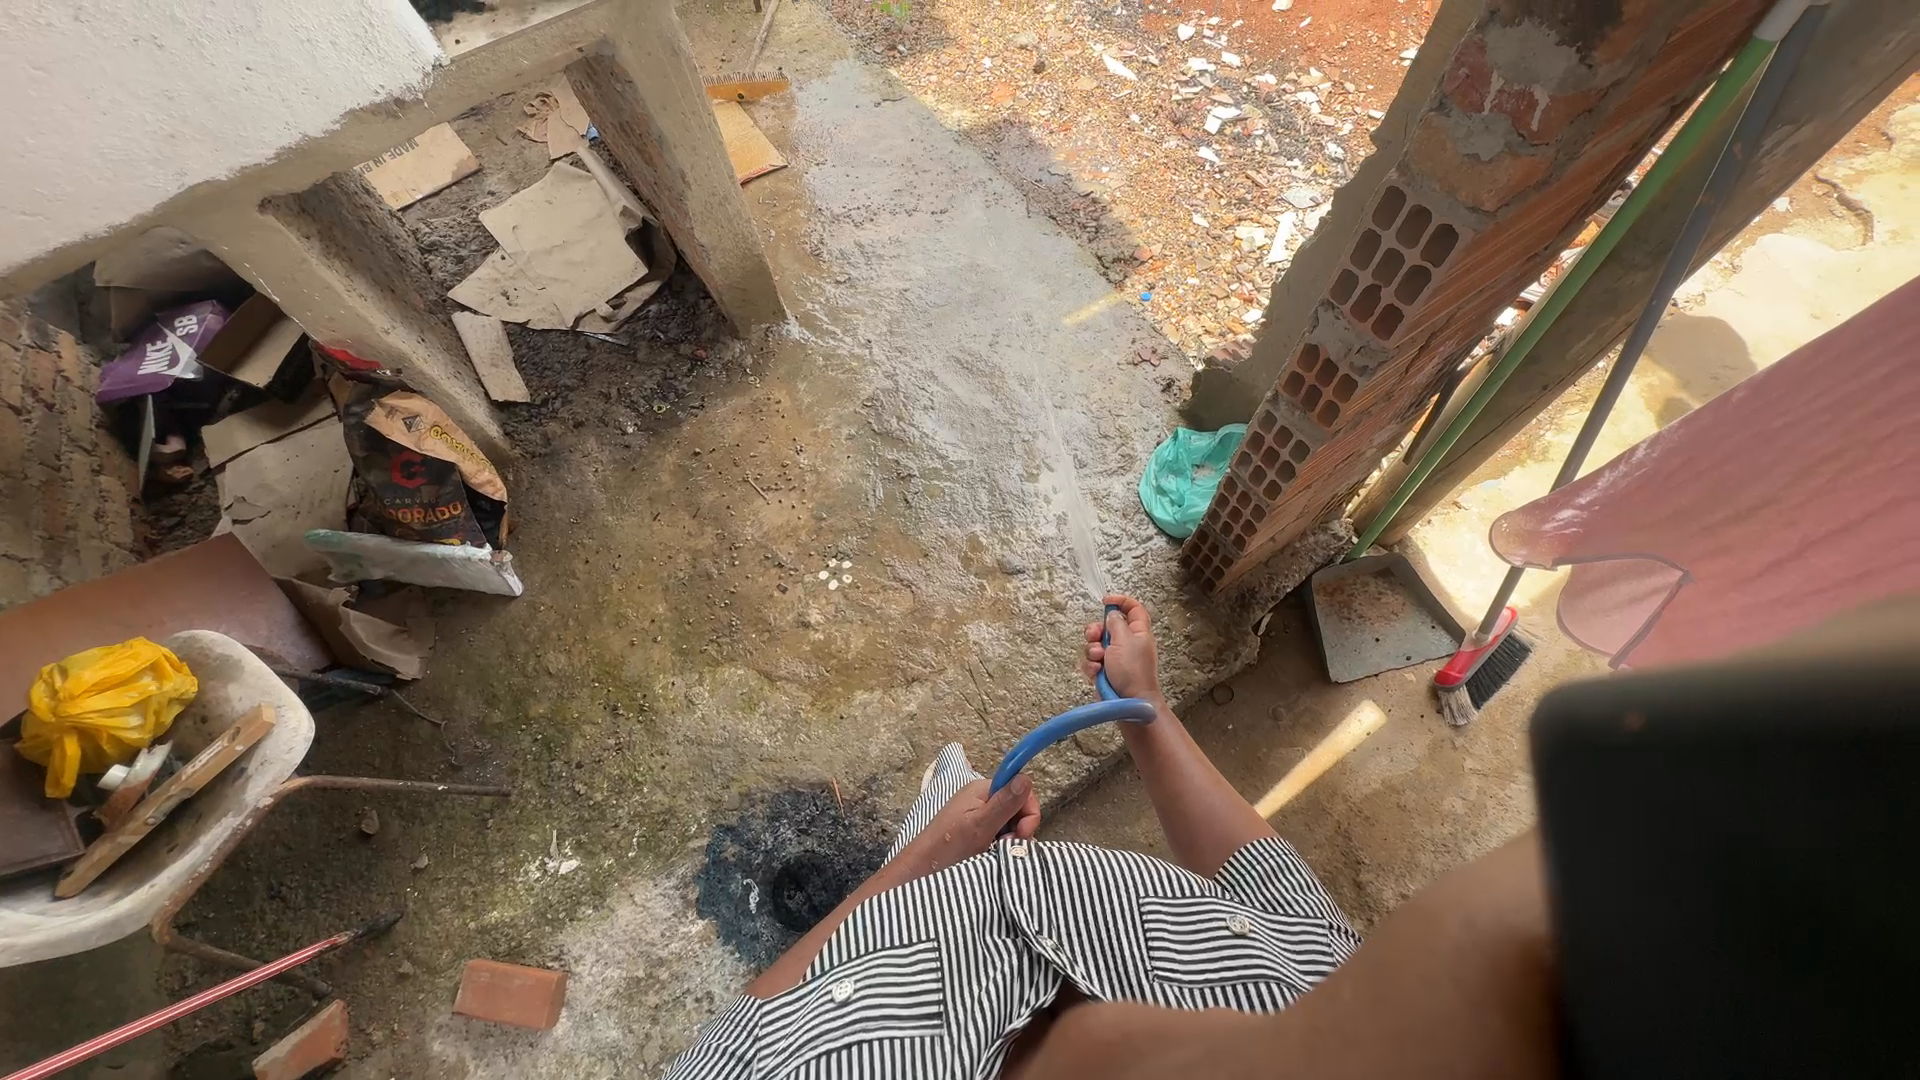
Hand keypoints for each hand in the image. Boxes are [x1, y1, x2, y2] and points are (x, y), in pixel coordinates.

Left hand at [893, 777, 1039, 876]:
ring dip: (1010, 842)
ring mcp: (979, 815)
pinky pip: (1001, 836)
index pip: (1020, 788)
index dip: (1027, 811)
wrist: (920, 872)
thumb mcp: (979, 825)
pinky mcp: (977, 832)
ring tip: (994, 854)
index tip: (1020, 834)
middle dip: (1019, 830)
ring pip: (1012, 824)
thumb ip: (1004, 803)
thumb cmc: (946, 848)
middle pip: (1019, 808)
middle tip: (1005, 847)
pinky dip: (1001, 847)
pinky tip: (991, 857)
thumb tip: (1025, 777)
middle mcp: (982, 798)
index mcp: (982, 789)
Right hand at [1082, 595, 1163, 702]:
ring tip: (1099, 660)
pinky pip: (1090, 661)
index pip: (1133, 609)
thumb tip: (1112, 615)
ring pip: (1094, 644)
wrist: (1128, 702)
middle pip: (1107, 626)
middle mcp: (1126, 643)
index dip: (1121, 601)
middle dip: (1096, 630)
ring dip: (1092, 650)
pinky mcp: (1104, 671)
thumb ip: (1115, 623)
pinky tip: (1096, 672)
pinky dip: (1091, 666)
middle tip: (1094, 636)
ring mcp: (1114, 658)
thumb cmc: (1132, 671)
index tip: (1105, 602)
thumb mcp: (1124, 640)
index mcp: (1138, 633)